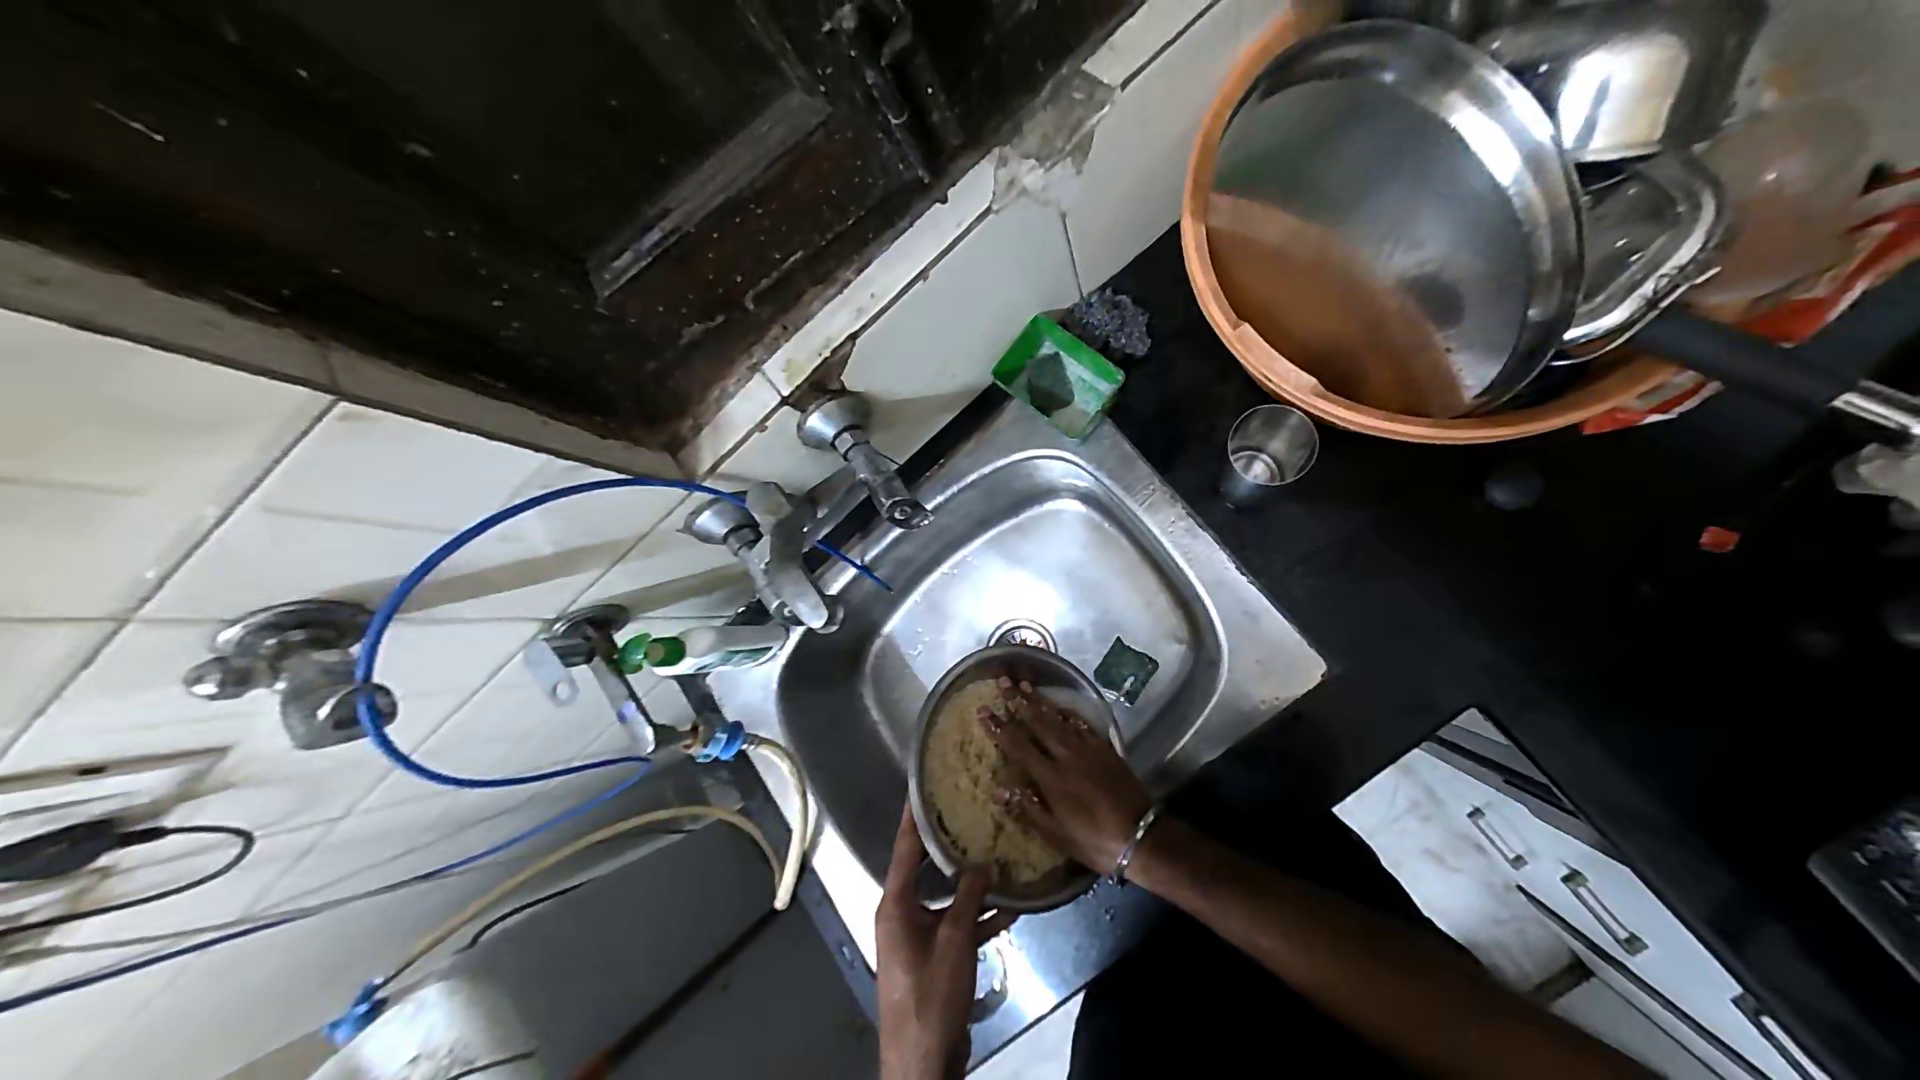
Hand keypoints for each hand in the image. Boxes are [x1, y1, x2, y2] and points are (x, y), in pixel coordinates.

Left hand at [877, 805, 1016, 1079]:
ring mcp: (917, 936)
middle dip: (946, 845)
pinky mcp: (934, 957)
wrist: (923, 1060)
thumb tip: (982, 862)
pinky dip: (977, 917)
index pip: (903, 849)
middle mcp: (902, 913)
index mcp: (895, 904)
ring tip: (997, 855)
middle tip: (968, 813)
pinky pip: (956, 926)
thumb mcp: (953, 941)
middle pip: (925, 869)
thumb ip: (967, 897)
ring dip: (970, 885)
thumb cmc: (931, 993)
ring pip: (945, 898)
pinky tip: (1009, 907)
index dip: (912, 818)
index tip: (920, 787)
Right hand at [981, 678, 1153, 873]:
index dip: (999, 727)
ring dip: (1040, 700)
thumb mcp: (1056, 834)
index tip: (984, 711)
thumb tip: (999, 789)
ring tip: (1025, 684)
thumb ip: (1028, 808)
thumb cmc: (1093, 841)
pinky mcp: (1106, 749)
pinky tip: (1060, 706)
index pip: (1018, 746)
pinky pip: (1082, 724)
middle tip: (1003, 682)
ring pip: (1059, 718)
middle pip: (1038, 722)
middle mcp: (1067, 756)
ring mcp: (1088, 749)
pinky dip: (1068, 712)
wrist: (1141, 836)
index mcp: (1051, 777)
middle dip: (1018, 701)